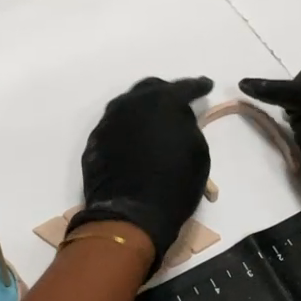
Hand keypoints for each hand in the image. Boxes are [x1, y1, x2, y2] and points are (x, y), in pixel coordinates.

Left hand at [69, 76, 213, 272]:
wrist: (130, 215)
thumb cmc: (174, 184)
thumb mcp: (197, 152)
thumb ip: (188, 126)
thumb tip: (178, 119)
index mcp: (163, 101)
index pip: (184, 87)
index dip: (198, 86)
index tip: (206, 85)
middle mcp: (132, 103)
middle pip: (150, 89)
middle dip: (165, 92)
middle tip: (177, 102)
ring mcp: (109, 120)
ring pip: (128, 104)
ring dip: (143, 108)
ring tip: (153, 119)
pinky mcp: (95, 140)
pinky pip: (115, 125)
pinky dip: (127, 127)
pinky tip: (133, 138)